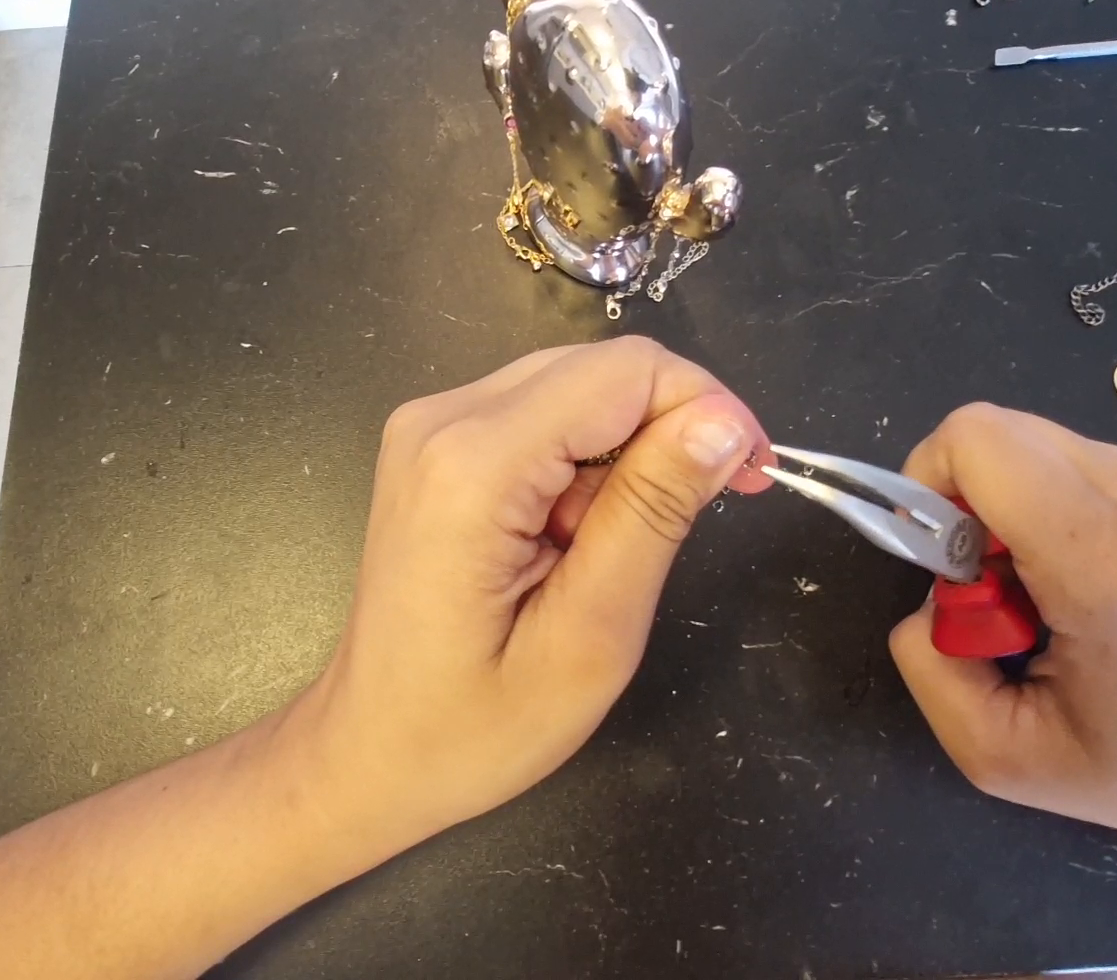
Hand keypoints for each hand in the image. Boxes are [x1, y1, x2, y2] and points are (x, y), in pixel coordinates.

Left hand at [291, 337, 772, 845]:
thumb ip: (654, 512)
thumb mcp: (590, 633)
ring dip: (623, 451)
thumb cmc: (474, 725)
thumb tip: (724, 421)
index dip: (706, 405)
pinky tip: (573, 530)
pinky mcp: (433, 443)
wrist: (368, 748)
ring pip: (574, 387)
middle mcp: (442, 417)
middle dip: (671, 426)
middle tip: (701, 510)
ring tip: (615, 544)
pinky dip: (581, 461)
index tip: (748, 474)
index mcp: (474, 463)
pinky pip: (538, 415)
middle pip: (599, 369)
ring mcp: (429, 425)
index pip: (625, 371)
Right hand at [886, 404, 1116, 853]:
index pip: (980, 443)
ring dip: (1001, 504)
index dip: (926, 478)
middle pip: (993, 432)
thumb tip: (927, 597)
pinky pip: (1067, 457)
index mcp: (1106, 569)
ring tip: (1034, 582)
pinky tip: (1072, 568)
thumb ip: (928, 666)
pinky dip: (1040, 502)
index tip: (938, 550)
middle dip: (958, 496)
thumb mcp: (1001, 755)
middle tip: (982, 576)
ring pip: (1026, 443)